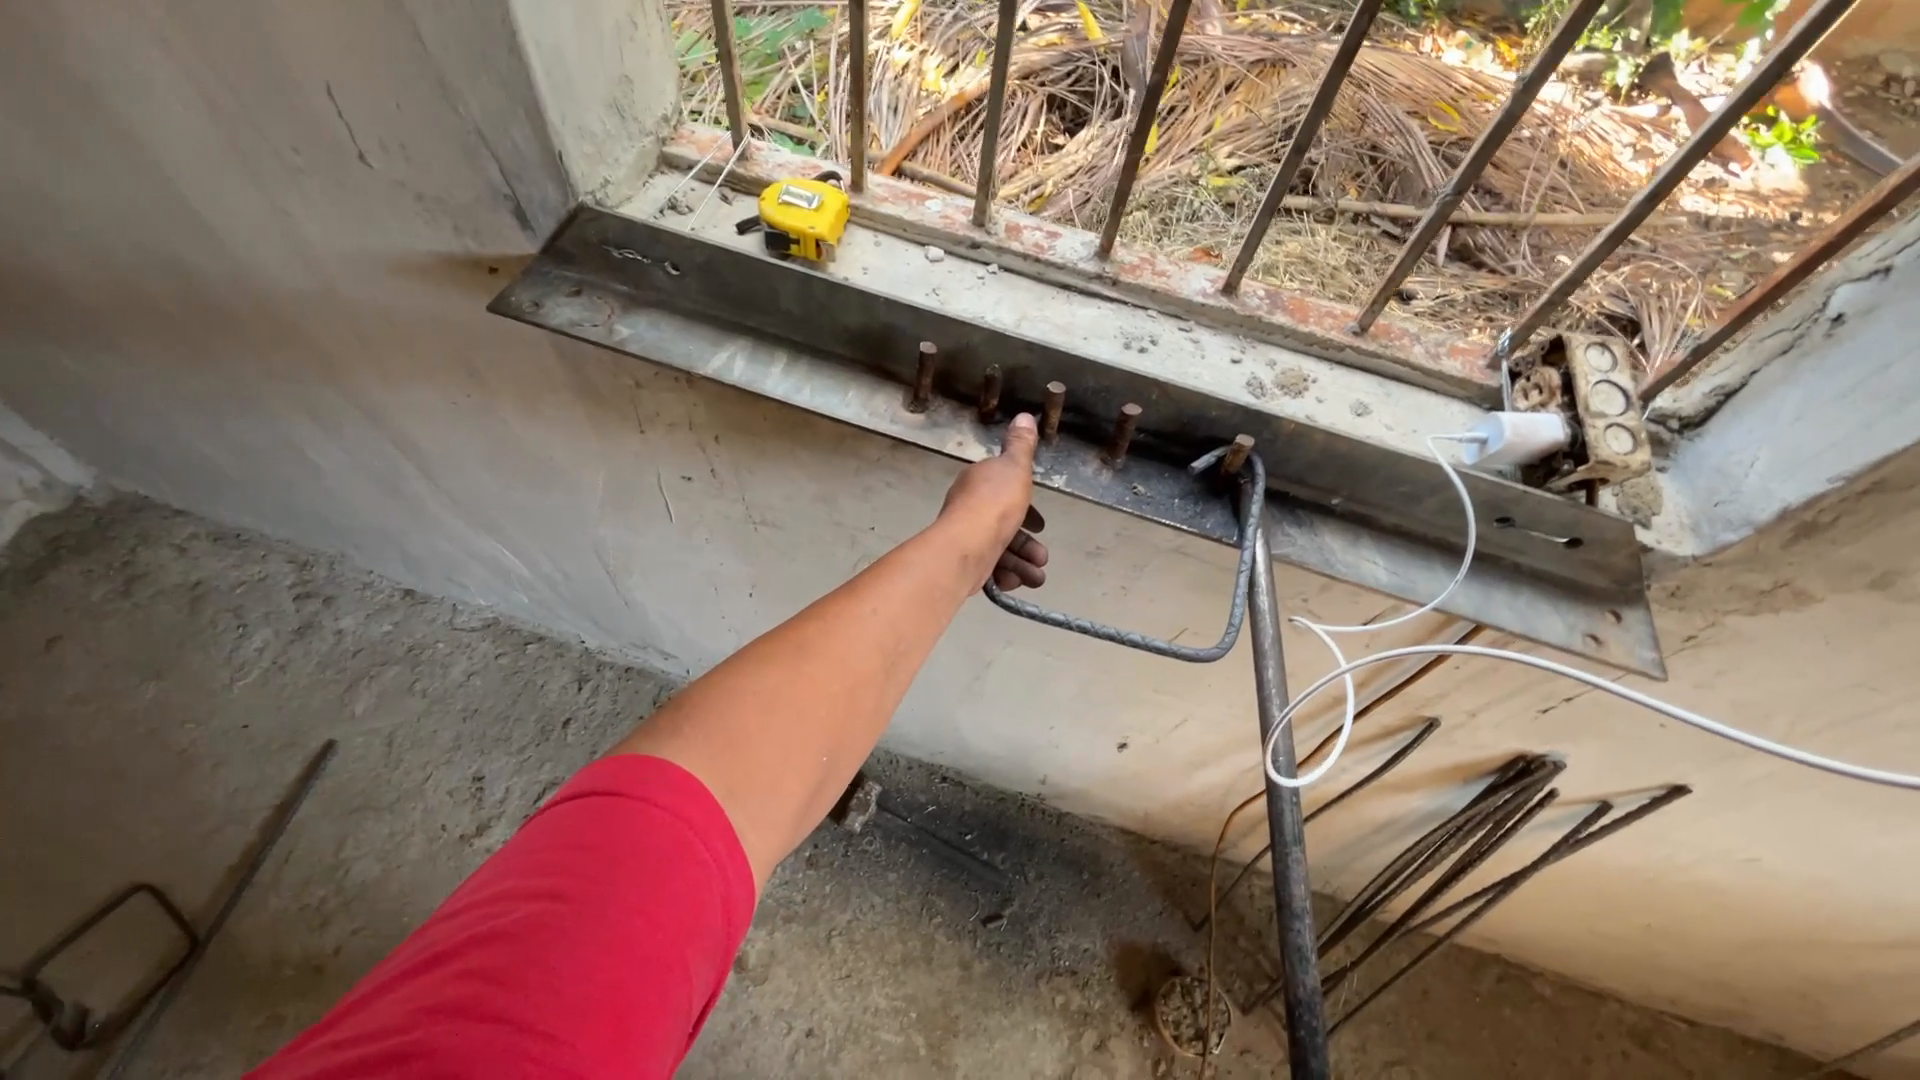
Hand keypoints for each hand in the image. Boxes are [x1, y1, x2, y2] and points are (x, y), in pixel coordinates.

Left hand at [938, 413, 1048, 590]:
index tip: (1041, 524)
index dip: (1026, 509)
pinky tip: (1016, 582)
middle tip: (1042, 557)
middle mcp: (970, 509)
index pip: (1005, 493)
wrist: (966, 546)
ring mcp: (967, 537)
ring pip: (1002, 551)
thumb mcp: (1015, 467)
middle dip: (1028, 544)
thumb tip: (1024, 416)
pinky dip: (1007, 577)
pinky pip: (991, 570)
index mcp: (979, 483)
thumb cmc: (994, 503)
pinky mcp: (965, 563)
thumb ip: (1021, 446)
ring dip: (1023, 565)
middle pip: (1006, 526)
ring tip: (1037, 577)